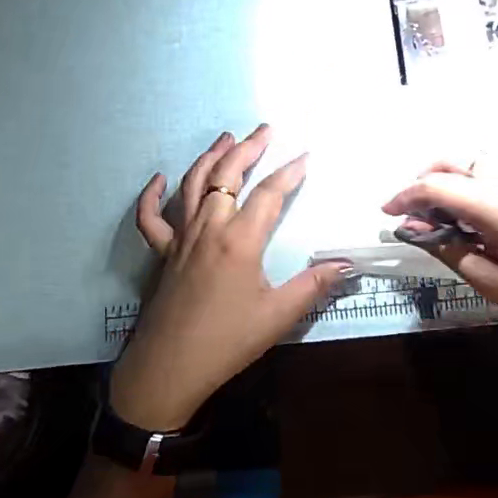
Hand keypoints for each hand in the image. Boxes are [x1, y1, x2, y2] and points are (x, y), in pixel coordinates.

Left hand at [111, 127, 349, 431]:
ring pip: (192, 186)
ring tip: (226, 137)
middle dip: (248, 148)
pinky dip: (153, 195)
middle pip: (227, 176)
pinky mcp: (163, 255)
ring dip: (210, 158)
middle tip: (265, 129)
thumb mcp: (279, 315)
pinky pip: (152, 219)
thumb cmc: (229, 341)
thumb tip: (346, 264)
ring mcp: (181, 240)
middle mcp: (208, 229)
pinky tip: (161, 179)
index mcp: (240, 241)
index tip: (306, 156)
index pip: (269, 194)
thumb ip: (314, 285)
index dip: (290, 173)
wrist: (170, 368)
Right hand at [382, 164, 497, 377]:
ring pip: (492, 162)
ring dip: (464, 180)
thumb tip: (420, 230)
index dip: (406, 194)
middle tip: (420, 210)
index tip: (389, 212)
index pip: (438, 184)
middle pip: (463, 160)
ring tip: (458, 216)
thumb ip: (456, 252)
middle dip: (432, 178)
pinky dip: (495, 184)